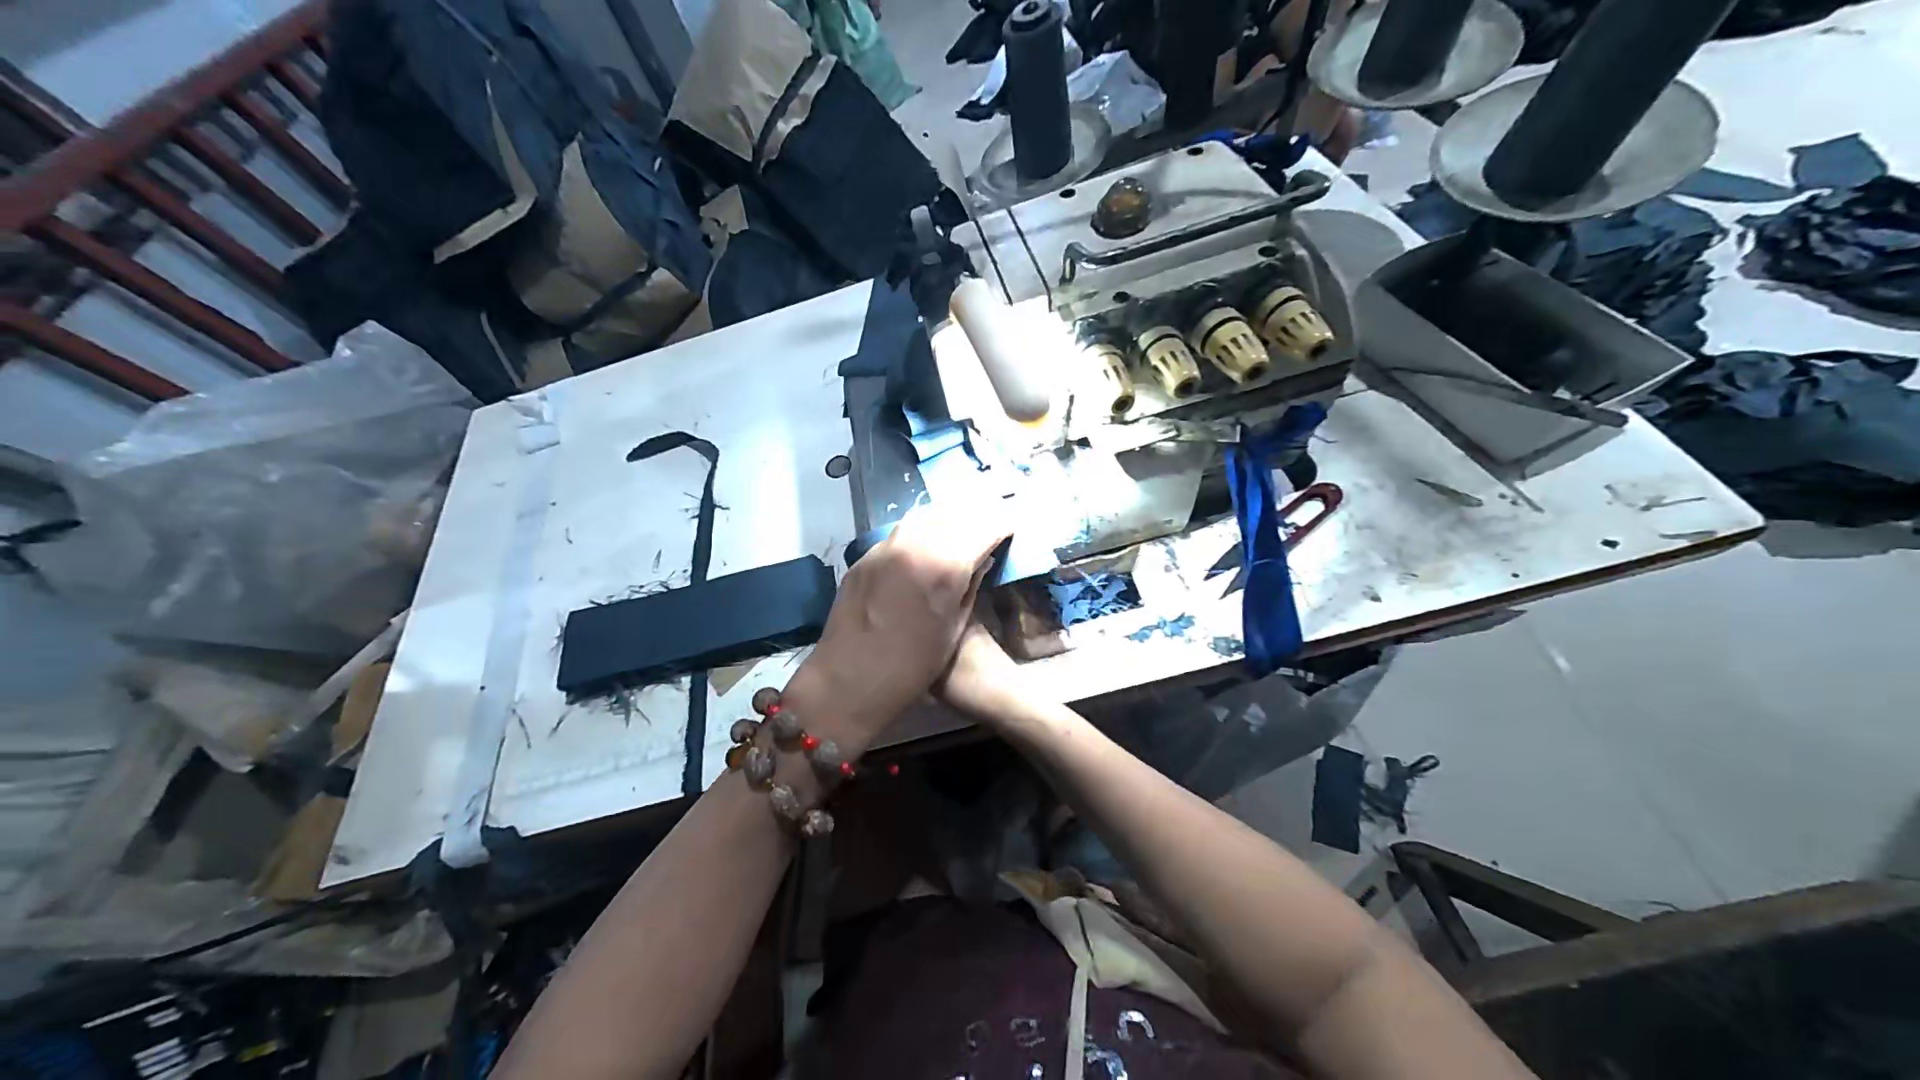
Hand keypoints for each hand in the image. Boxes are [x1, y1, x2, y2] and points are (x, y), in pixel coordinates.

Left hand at [783, 502, 1008, 753]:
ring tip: (959, 529)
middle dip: (974, 519)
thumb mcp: (954, 628)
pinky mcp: (864, 557)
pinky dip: (919, 532)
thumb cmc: (913, 666)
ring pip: (923, 517)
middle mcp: (915, 546)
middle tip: (988, 524)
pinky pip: (899, 533)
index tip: (1009, 528)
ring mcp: (885, 549)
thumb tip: (981, 560)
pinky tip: (925, 543)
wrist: (850, 680)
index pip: (981, 530)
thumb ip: (970, 586)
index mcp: (944, 567)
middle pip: (953, 516)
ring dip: (945, 520)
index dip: (999, 526)